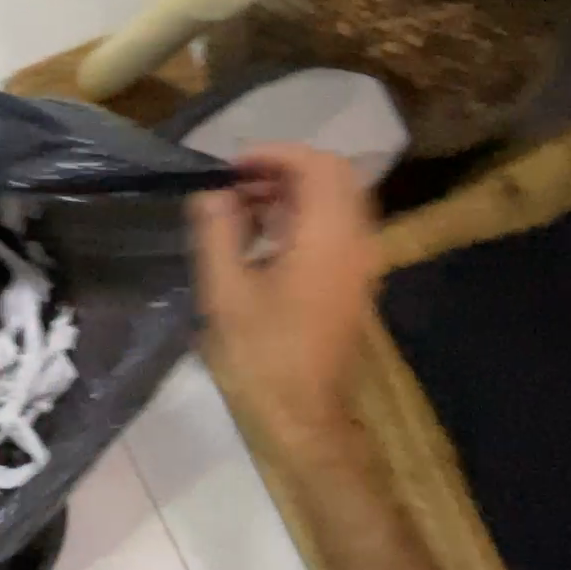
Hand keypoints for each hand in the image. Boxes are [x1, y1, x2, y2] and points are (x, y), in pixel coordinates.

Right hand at [189, 144, 380, 450]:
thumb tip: (209, 191)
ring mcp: (360, 262)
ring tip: (240, 210)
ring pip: (336, 201)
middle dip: (282, 170)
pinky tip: (262, 240)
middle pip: (333, 177)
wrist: (302, 414)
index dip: (273, 155)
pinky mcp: (353, 280)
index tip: (230, 167)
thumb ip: (217, 232)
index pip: (316, 166)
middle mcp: (356, 242)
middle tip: (234, 185)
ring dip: (291, 194)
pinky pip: (335, 228)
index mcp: (327, 240)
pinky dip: (301, 218)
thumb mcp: (225, 292)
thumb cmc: (260, 355)